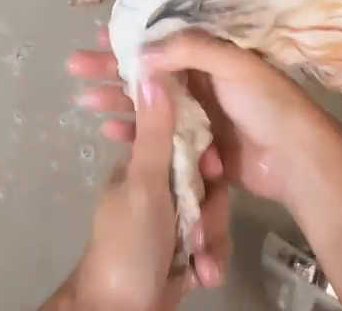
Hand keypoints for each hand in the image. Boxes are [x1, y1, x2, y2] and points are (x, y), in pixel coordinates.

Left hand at [47, 73, 230, 310]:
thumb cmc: (126, 242)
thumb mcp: (143, 184)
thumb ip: (154, 132)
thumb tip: (152, 67)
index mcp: (145, 161)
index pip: (186, 138)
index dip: (206, 153)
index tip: (214, 170)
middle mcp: (159, 184)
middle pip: (208, 181)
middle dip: (211, 211)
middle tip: (200, 231)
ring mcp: (172, 219)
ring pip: (213, 214)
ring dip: (211, 240)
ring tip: (198, 260)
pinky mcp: (184, 249)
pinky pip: (212, 244)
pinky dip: (209, 261)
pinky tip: (201, 274)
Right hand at [74, 28, 334, 205]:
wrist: (295, 159)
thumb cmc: (266, 102)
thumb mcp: (231, 62)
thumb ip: (187, 50)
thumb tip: (140, 52)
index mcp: (207, 53)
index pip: (159, 39)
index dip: (129, 38)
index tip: (98, 35)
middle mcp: (197, 79)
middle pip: (145, 70)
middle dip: (110, 67)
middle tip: (75, 65)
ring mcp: (193, 114)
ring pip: (145, 102)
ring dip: (114, 98)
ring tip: (83, 98)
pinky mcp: (192, 146)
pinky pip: (155, 135)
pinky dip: (131, 130)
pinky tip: (107, 129)